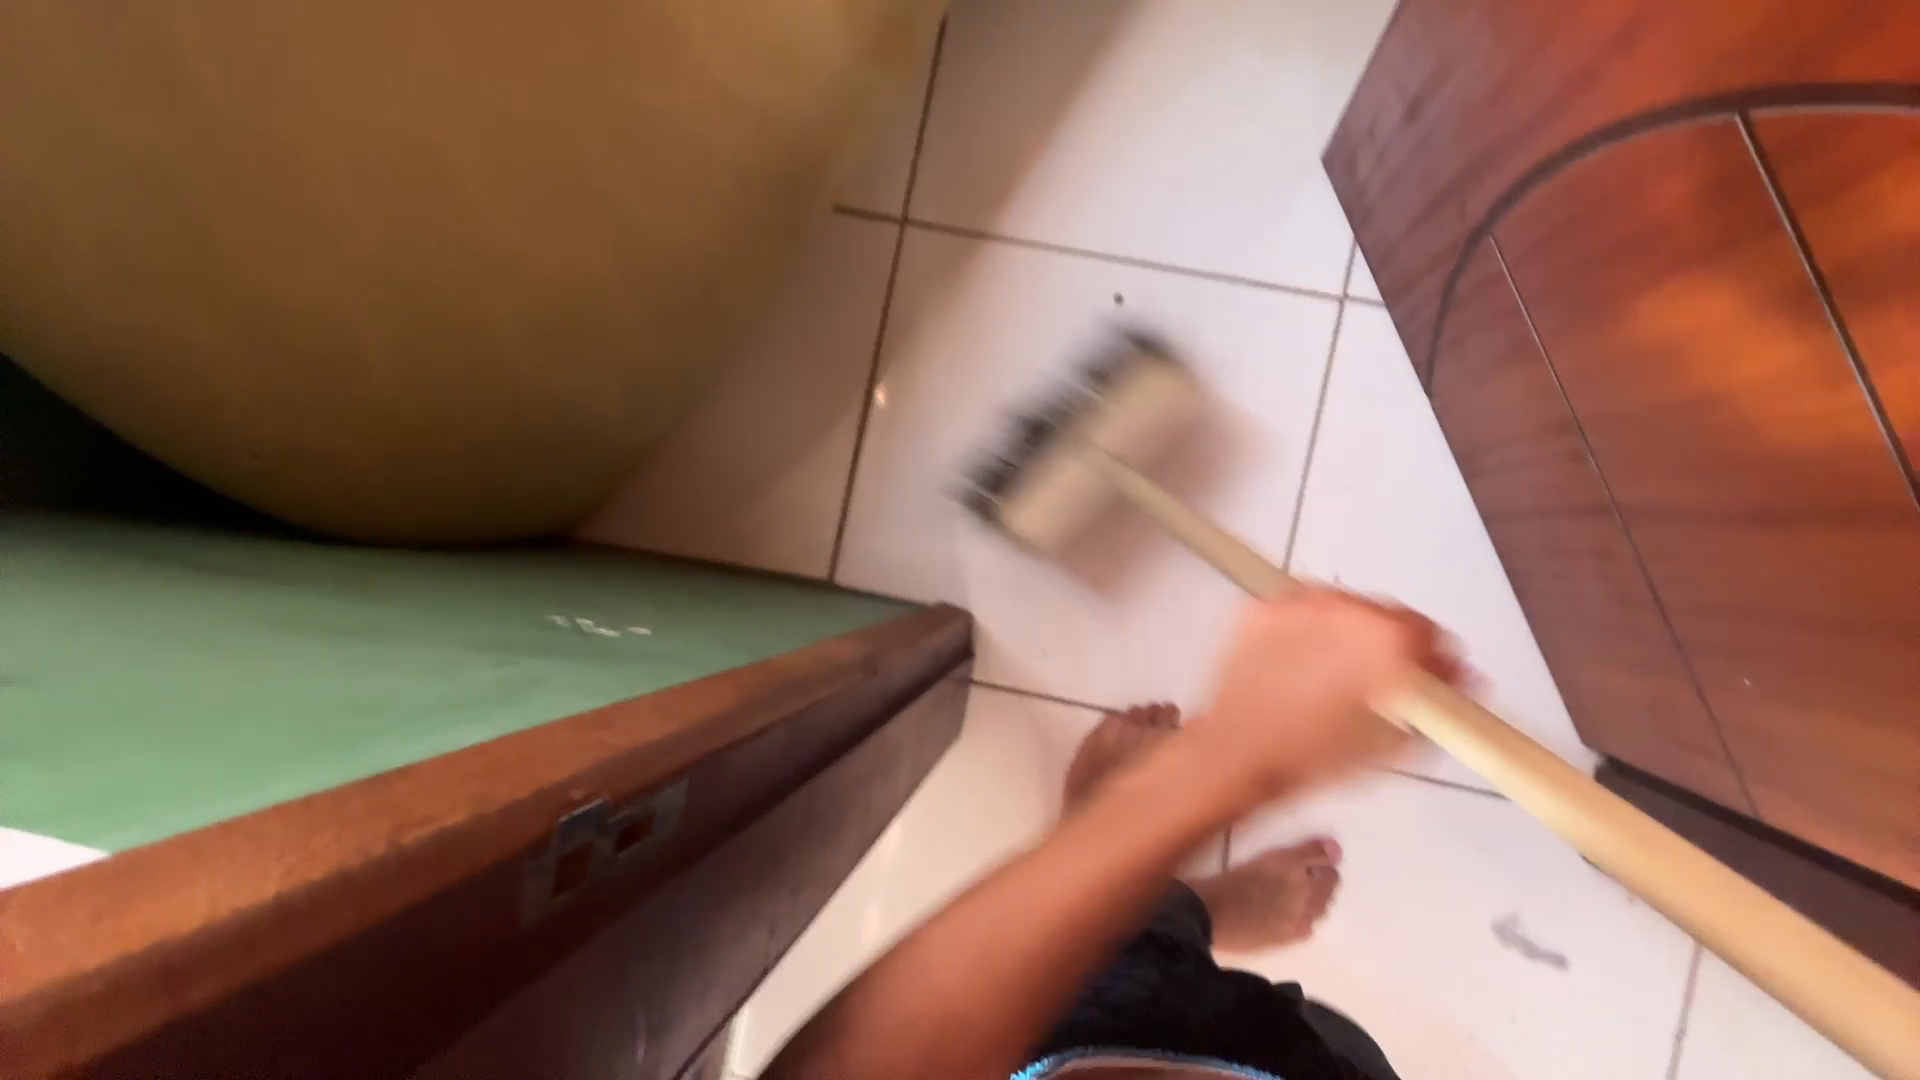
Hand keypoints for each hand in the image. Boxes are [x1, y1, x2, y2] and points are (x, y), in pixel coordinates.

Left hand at [1188, 586, 1465, 803]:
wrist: (1237, 753)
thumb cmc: (1314, 756)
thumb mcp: (1395, 740)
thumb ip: (1438, 703)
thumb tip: (1458, 680)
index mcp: (1385, 637)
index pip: (1428, 631)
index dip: (1432, 658)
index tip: (1429, 677)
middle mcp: (1343, 606)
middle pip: (1384, 613)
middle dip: (1390, 643)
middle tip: (1380, 678)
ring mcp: (1296, 603)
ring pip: (1342, 607)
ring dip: (1349, 632)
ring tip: (1336, 672)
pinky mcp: (1261, 609)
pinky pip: (1300, 611)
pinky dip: (1310, 629)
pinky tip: (1303, 661)